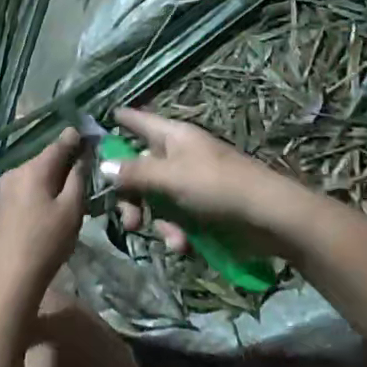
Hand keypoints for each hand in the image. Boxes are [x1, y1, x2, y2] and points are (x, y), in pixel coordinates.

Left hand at [0, 129, 86, 313]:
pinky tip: (40, 214)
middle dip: (61, 164)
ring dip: (46, 181)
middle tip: (81, 172)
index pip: (58, 144)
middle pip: (42, 161)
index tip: (87, 136)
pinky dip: (32, 195)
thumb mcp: (72, 211)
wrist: (5, 280)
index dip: (75, 139)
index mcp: (33, 170)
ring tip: (62, 197)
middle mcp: (12, 173)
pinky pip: (18, 192)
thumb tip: (82, 156)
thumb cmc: (45, 244)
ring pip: (30, 177)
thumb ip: (78, 179)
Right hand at [107, 107, 313, 253]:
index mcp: (172, 136)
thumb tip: (102, 167)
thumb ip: (134, 173)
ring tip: (170, 239)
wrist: (270, 217)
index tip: (96, 126)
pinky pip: (175, 217)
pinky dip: (175, 232)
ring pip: (155, 198)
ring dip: (158, 221)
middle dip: (131, 197)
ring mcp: (190, 182)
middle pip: (139, 168)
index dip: (119, 121)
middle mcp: (178, 155)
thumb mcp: (170, 177)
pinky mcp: (201, 208)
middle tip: (130, 221)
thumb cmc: (218, 186)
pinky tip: (182, 245)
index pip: (138, 120)